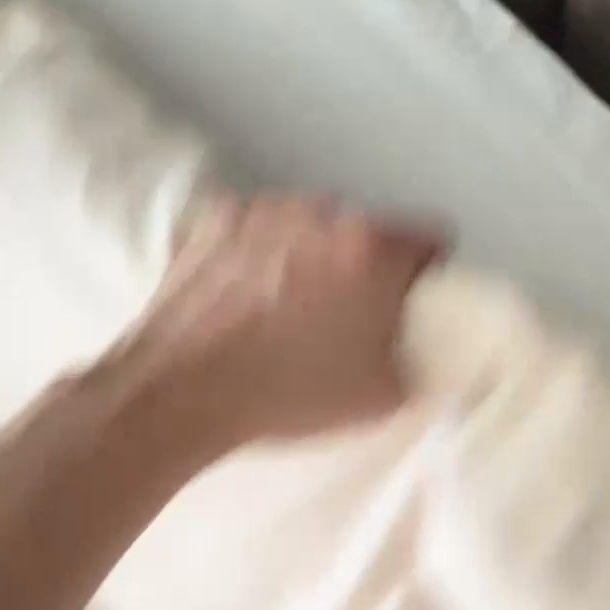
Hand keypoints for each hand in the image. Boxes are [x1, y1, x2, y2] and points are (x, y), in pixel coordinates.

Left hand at [96, 196, 445, 473]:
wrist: (176, 393)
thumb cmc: (289, 392)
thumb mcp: (382, 398)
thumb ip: (424, 366)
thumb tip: (427, 356)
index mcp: (374, 249)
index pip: (432, 237)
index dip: (429, 272)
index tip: (410, 301)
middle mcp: (326, 214)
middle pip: (370, 233)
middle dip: (367, 266)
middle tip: (347, 315)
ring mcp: (267, 210)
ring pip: (314, 226)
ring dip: (315, 254)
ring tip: (288, 306)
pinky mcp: (217, 219)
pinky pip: (261, 227)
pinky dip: (263, 251)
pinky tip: (247, 293)